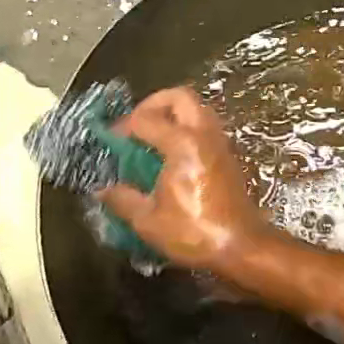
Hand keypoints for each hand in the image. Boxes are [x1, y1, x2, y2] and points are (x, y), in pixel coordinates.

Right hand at [100, 86, 274, 269]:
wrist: (240, 246)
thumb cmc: (194, 233)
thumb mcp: (148, 221)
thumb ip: (122, 199)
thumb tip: (102, 190)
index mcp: (183, 144)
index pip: (146, 118)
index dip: (123, 126)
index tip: (111, 140)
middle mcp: (205, 136)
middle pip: (181, 97)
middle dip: (155, 103)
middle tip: (137, 124)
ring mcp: (221, 145)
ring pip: (198, 111)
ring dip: (175, 115)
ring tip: (153, 138)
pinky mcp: (229, 158)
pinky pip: (207, 129)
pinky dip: (189, 131)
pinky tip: (173, 156)